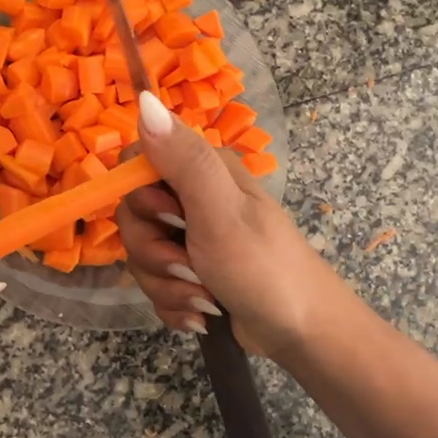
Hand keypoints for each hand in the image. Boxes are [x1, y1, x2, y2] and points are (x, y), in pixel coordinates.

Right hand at [114, 91, 349, 360]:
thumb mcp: (220, 210)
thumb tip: (145, 102)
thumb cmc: (265, 268)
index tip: (168, 218)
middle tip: (190, 267)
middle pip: (132, 216)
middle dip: (153, 253)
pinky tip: (201, 314)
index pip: (136, 164)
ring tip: (204, 298)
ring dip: (166, 285)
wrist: (304, 336)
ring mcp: (189, 239)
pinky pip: (154, 285)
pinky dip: (173, 304)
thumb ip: (182, 159)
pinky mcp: (188, 274)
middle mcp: (192, 199)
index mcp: (202, 172)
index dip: (139, 196)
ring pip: (140, 256)